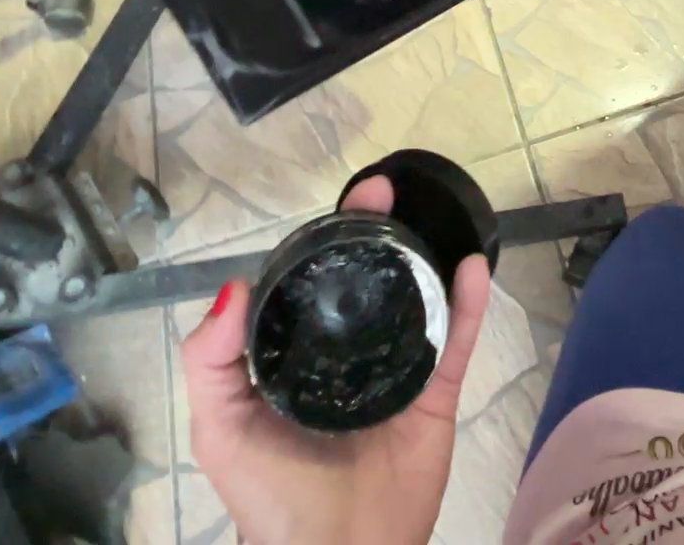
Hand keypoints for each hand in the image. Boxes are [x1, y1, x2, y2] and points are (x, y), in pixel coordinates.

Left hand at [179, 175, 493, 544]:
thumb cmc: (273, 493)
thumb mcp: (222, 427)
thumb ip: (211, 361)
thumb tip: (232, 284)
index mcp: (306, 354)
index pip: (318, 282)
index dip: (328, 237)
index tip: (340, 203)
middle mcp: (355, 351)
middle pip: (372, 280)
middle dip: (379, 230)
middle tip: (387, 191)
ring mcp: (401, 367)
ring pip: (420, 300)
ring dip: (428, 256)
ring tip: (430, 216)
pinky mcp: (438, 391)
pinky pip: (456, 340)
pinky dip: (469, 303)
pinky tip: (472, 266)